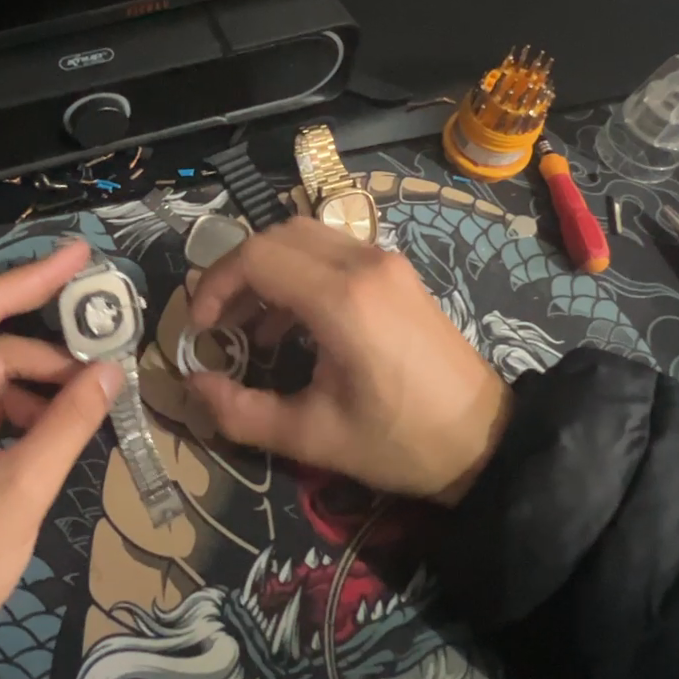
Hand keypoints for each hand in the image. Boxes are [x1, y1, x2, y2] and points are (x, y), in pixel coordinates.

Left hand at [0, 241, 121, 674]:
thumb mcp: (19, 490)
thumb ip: (69, 422)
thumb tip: (113, 370)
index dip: (33, 279)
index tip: (81, 254)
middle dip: (51, 356)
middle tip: (108, 360)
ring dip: (42, 386)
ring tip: (91, 402)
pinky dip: (23, 408)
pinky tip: (59, 424)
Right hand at [185, 218, 511, 505]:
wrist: (486, 439)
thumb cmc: (400, 442)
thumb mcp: (314, 437)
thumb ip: (243, 412)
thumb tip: (193, 385)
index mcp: (343, 299)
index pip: (257, 257)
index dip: (216, 284)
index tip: (200, 327)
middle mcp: (363, 263)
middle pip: (276, 237)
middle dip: (236, 273)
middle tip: (218, 321)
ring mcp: (384, 261)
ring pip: (303, 236)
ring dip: (266, 269)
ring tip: (248, 324)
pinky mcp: (395, 270)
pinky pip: (331, 250)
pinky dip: (297, 271)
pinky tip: (291, 321)